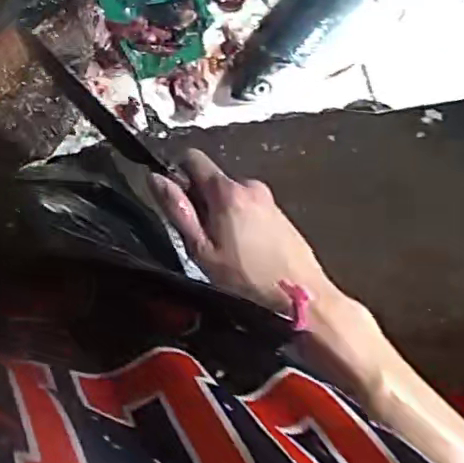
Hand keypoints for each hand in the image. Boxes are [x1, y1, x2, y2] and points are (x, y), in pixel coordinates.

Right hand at [148, 149, 335, 314]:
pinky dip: (244, 223)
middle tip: (205, 238)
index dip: (179, 176)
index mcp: (226, 191)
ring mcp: (269, 201)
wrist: (308, 304)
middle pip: (212, 180)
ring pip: (232, 196)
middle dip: (203, 201)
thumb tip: (155, 178)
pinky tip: (249, 253)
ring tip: (228, 250)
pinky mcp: (282, 216)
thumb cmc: (248, 281)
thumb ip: (177, 210)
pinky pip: (251, 209)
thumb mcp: (202, 250)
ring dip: (224, 214)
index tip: (181, 204)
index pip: (192, 158)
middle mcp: (250, 186)